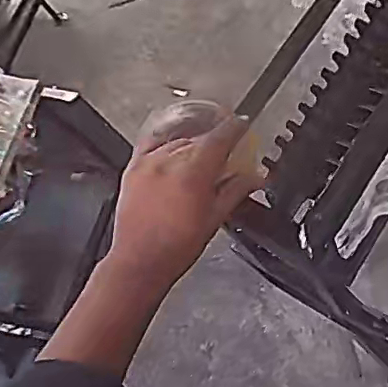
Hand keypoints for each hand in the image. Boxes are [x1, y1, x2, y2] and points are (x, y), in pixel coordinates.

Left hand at [106, 113, 261, 292]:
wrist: (140, 261)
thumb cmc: (175, 248)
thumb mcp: (215, 218)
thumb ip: (236, 191)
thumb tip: (254, 179)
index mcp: (194, 173)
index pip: (220, 137)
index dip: (235, 128)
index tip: (241, 125)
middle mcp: (169, 161)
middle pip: (200, 137)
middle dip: (216, 142)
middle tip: (226, 155)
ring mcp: (149, 163)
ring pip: (178, 140)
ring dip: (193, 144)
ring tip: (200, 161)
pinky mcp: (133, 168)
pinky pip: (152, 143)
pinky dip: (166, 143)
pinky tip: (173, 150)